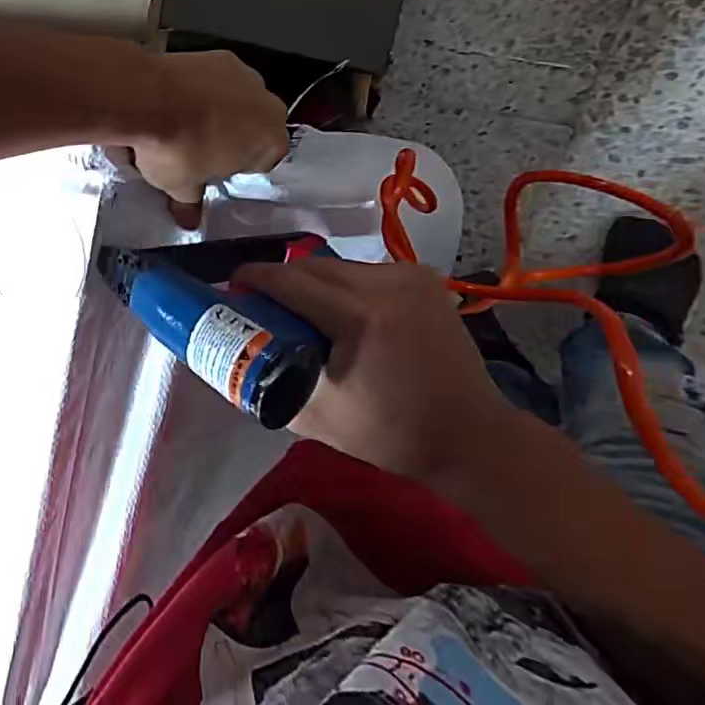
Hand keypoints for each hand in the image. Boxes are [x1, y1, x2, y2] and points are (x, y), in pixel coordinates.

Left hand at [129, 51, 288, 218]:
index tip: (208, 172)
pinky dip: (199, 88)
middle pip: (250, 129)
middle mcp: (269, 106)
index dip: (232, 170)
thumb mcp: (180, 186)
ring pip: (233, 102)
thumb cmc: (174, 150)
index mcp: (271, 143)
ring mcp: (247, 76)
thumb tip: (188, 221)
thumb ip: (190, 203)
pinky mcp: (221, 56)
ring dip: (214, 111)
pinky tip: (174, 98)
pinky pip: (214, 80)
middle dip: (226, 138)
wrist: (147, 98)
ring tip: (178, 121)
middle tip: (193, 149)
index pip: (260, 164)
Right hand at [232, 258, 527, 480]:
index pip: (289, 281)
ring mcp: (409, 278)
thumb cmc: (391, 433)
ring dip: (310, 282)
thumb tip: (233, 351)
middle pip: (311, 267)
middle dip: (279, 280)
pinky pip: (362, 271)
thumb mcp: (314, 411)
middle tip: (259, 302)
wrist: (474, 439)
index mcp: (361, 317)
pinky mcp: (422, 279)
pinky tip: (337, 310)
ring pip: (336, 266)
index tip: (230, 285)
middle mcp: (387, 285)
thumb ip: (268, 375)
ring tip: (296, 309)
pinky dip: (340, 285)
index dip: (252, 278)